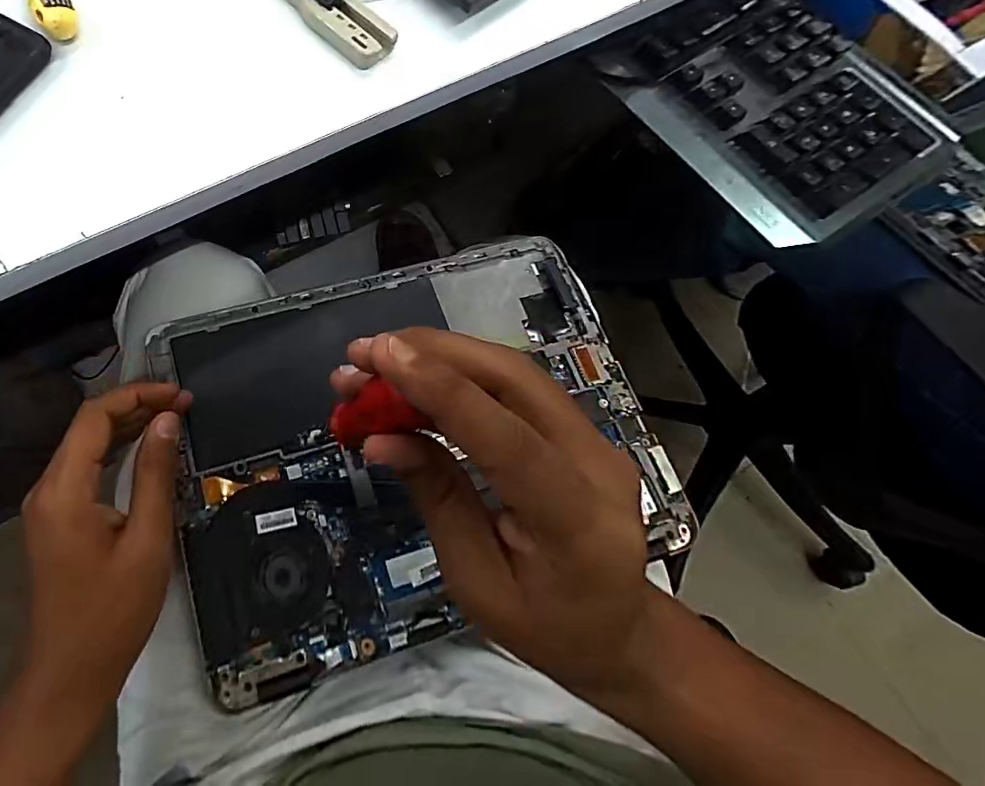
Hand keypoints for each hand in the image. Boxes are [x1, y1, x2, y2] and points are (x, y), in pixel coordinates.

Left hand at [19, 383, 190, 707]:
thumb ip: (154, 475)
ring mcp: (45, 504)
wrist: (67, 676)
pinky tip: (143, 451)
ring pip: (84, 446)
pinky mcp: (53, 518)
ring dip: (125, 428)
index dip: (136, 395)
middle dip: (134, 407)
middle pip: (87, 427)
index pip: (94, 417)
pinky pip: (83, 469)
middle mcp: (46, 488)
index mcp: (63, 489)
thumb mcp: (146, 542)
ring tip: (170, 418)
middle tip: (181, 403)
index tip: (177, 394)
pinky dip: (114, 453)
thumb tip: (167, 421)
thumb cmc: (111, 615)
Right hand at [331, 330, 663, 697]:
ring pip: (510, 369)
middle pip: (512, 380)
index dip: (441, 390)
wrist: (621, 632)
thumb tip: (378, 439)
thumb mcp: (476, 581)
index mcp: (575, 522)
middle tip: (363, 353)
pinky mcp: (576, 425)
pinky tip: (413, 371)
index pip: (507, 440)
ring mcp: (593, 436)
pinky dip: (455, 367)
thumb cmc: (546, 625)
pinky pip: (511, 381)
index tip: (381, 356)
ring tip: (375, 358)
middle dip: (431, 353)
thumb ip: (436, 499)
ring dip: (438, 353)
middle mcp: (596, 462)